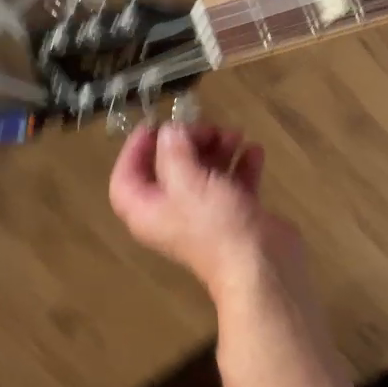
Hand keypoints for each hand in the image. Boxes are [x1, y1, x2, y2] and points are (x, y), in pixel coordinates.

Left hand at [108, 121, 300, 297]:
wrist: (260, 262)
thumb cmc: (215, 223)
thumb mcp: (189, 183)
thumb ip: (175, 153)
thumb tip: (170, 130)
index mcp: (148, 211)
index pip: (127, 178)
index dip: (136, 150)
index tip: (156, 124)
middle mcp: (173, 212)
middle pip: (170, 171)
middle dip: (187, 144)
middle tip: (209, 127)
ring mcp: (207, 214)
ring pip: (205, 174)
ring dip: (218, 150)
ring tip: (236, 134)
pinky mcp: (236, 213)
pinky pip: (234, 183)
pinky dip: (242, 165)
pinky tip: (255, 151)